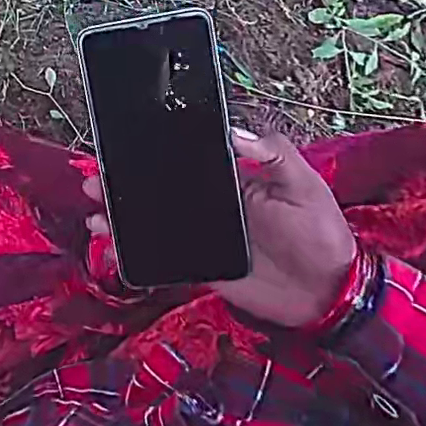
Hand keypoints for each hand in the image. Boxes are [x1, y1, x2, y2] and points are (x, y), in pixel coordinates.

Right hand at [83, 128, 355, 327]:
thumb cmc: (319, 232)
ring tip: (95, 211)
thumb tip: (234, 132)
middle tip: (94, 181)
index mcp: (229, 179)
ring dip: (120, 214)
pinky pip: (161, 256)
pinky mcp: (200, 265)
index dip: (151, 154)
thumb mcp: (304, 184)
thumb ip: (273, 154)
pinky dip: (134, 251)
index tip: (121, 148)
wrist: (330, 292)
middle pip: (157, 189)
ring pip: (151, 220)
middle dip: (122, 183)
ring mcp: (202, 235)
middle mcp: (209, 203)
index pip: (183, 161)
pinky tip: (111, 244)